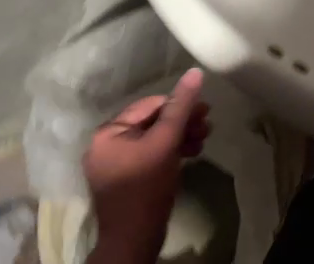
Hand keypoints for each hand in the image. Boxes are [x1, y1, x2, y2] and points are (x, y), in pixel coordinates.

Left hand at [83, 68, 210, 263]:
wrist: (133, 242)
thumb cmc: (146, 187)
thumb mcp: (166, 142)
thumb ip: (180, 107)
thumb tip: (195, 72)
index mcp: (108, 132)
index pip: (150, 106)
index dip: (179, 106)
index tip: (204, 111)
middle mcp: (106, 144)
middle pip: (152, 122)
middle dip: (182, 123)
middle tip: (207, 126)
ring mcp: (115, 164)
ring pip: (154, 140)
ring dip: (180, 137)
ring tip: (203, 140)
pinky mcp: (126, 179)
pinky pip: (150, 156)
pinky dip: (170, 153)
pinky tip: (190, 154)